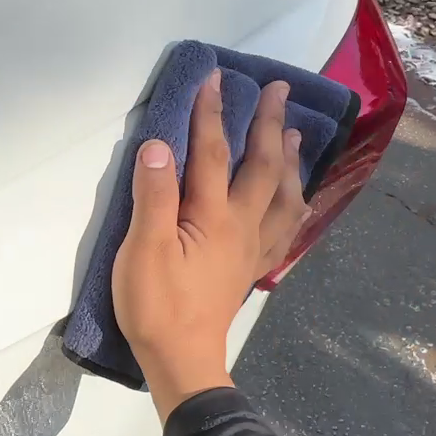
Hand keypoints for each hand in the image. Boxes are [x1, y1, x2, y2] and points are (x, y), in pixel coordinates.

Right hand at [112, 70, 308, 421]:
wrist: (180, 356)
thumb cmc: (154, 302)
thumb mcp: (141, 247)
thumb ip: (153, 195)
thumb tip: (158, 145)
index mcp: (212, 216)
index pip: (210, 154)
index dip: (211, 115)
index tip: (214, 79)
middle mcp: (242, 224)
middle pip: (261, 166)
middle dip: (267, 125)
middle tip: (278, 91)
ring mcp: (251, 247)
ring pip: (283, 194)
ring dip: (289, 159)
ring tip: (294, 134)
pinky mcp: (249, 266)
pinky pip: (283, 226)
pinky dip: (293, 202)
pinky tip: (293, 199)